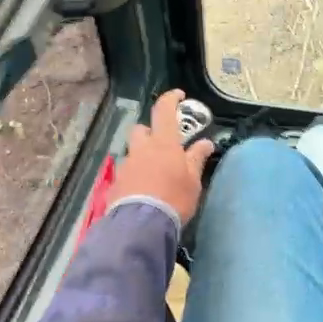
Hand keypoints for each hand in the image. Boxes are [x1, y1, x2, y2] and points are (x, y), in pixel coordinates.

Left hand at [108, 90, 214, 222]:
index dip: (171, 99)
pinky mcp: (116, 183)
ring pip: (133, 151)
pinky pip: (127, 171)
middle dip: (150, 132)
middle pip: (141, 129)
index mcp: (163, 143)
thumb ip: (197, 159)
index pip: (164, 110)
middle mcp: (141, 148)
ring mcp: (126, 165)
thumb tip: (206, 143)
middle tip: (163, 144)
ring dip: (142, 155)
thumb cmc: (174, 198)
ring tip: (154, 172)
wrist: (141, 225)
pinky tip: (143, 189)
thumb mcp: (193, 180)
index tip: (179, 96)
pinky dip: (135, 174)